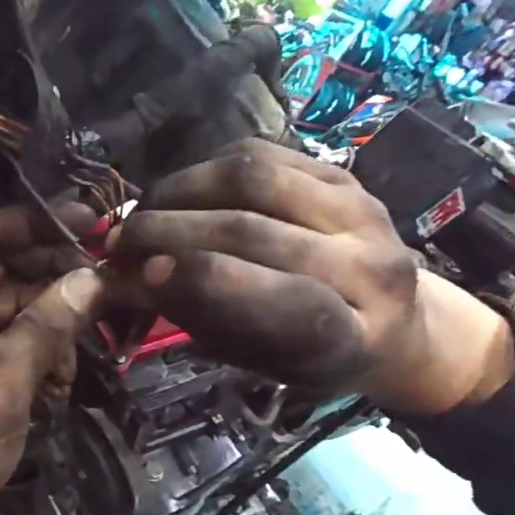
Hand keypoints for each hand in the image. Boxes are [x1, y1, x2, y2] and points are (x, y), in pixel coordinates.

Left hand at [0, 208, 103, 514]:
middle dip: (51, 273)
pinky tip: (62, 376)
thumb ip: (46, 324)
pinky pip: (11, 341)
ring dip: (52, 318)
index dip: (34, 222)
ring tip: (88, 335)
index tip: (88, 223)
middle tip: (104, 278)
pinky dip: (40, 350)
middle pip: (1, 267)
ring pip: (12, 305)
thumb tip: (93, 277)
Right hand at [105, 138, 513, 415]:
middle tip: (117, 243)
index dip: (207, 281)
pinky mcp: (342, 174)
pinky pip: (260, 154)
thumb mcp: (258, 360)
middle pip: (252, 229)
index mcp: (355, 337)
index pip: (288, 300)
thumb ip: (200, 317)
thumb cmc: (314, 357)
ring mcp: (361, 210)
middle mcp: (370, 266)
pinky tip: (181, 192)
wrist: (397, 320)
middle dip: (167, 231)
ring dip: (179, 190)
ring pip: (251, 177)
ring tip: (142, 211)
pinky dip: (206, 169)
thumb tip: (128, 277)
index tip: (142, 273)